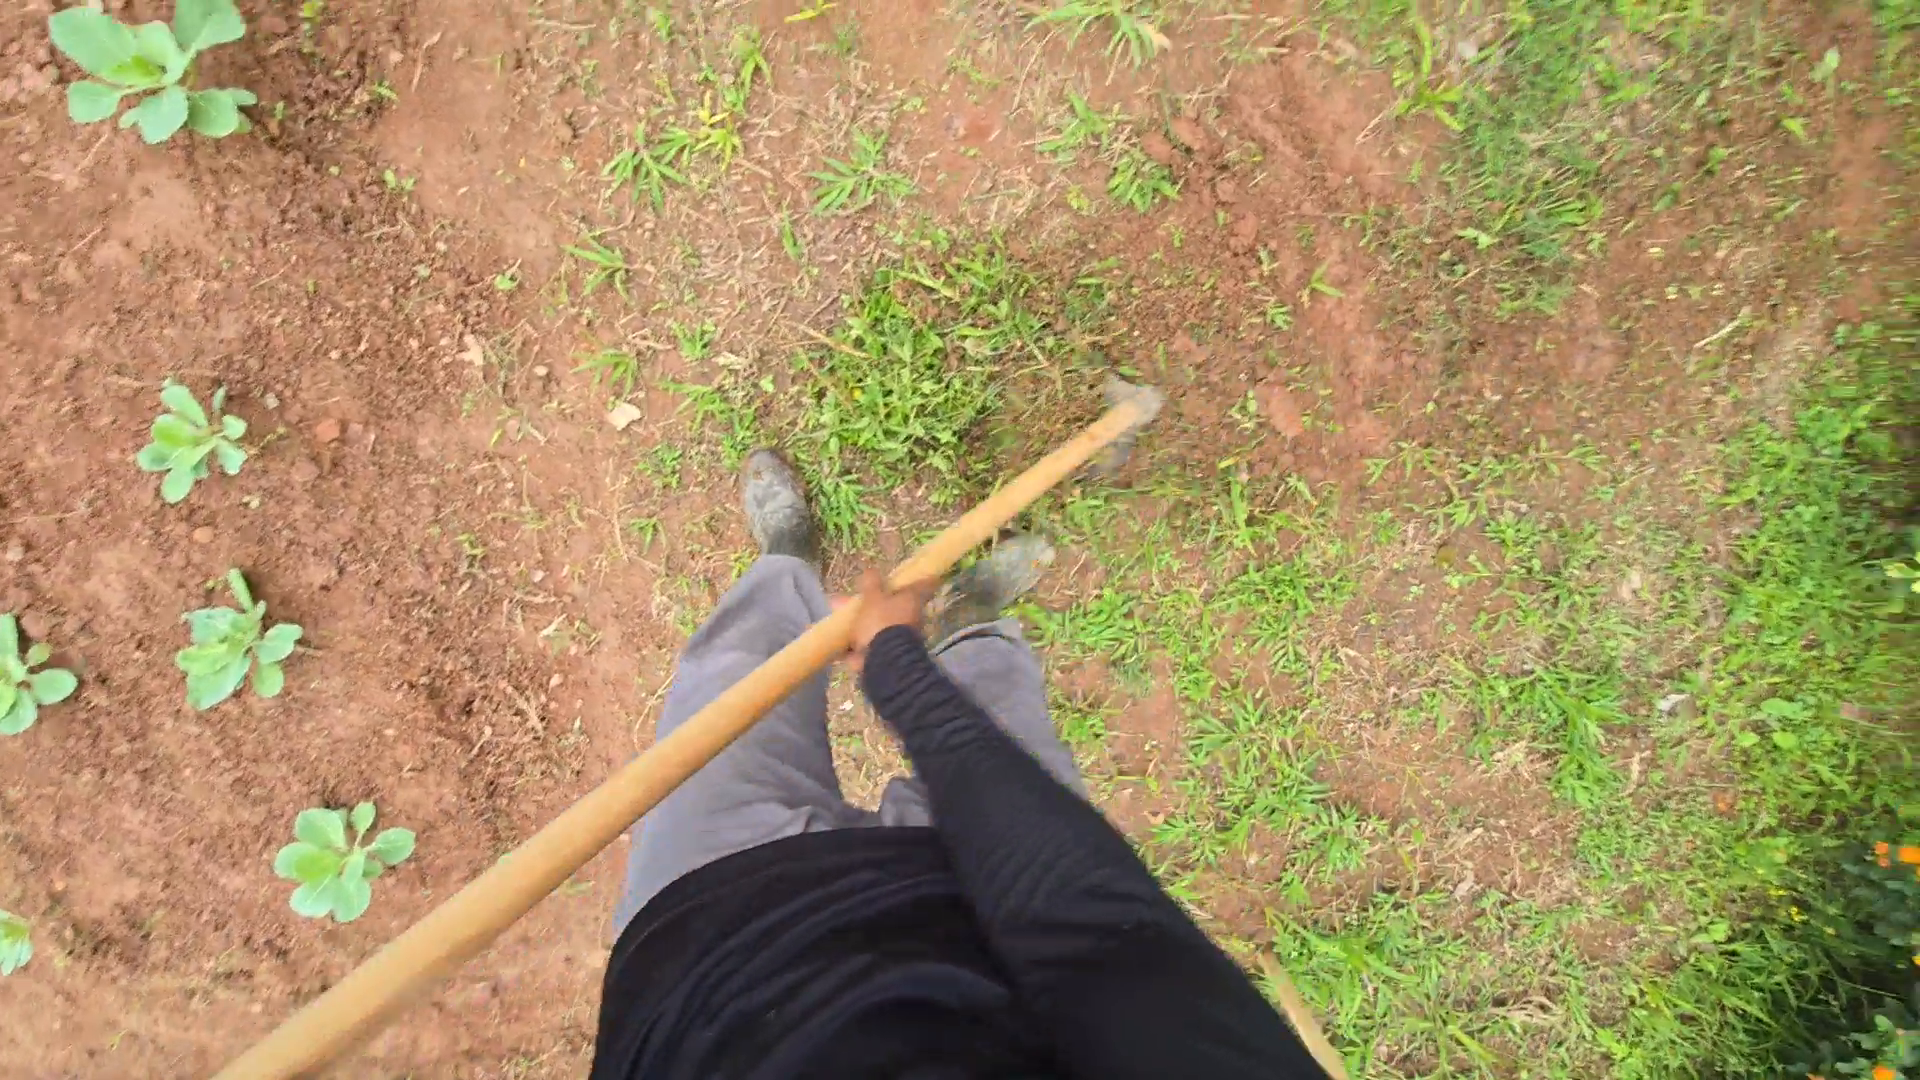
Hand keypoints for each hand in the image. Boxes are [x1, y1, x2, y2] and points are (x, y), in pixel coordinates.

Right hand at [839, 569, 935, 671]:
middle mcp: (910, 619)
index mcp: (911, 601)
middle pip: (889, 607)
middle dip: (866, 604)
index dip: (916, 579)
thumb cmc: (881, 622)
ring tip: (834, 623)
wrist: (885, 662)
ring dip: (857, 624)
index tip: (908, 576)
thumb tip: (871, 570)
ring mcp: (899, 639)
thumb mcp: (872, 598)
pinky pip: (868, 647)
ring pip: (876, 627)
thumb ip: (871, 584)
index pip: (921, 584)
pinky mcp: (887, 657)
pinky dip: (854, 647)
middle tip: (843, 601)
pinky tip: (837, 646)